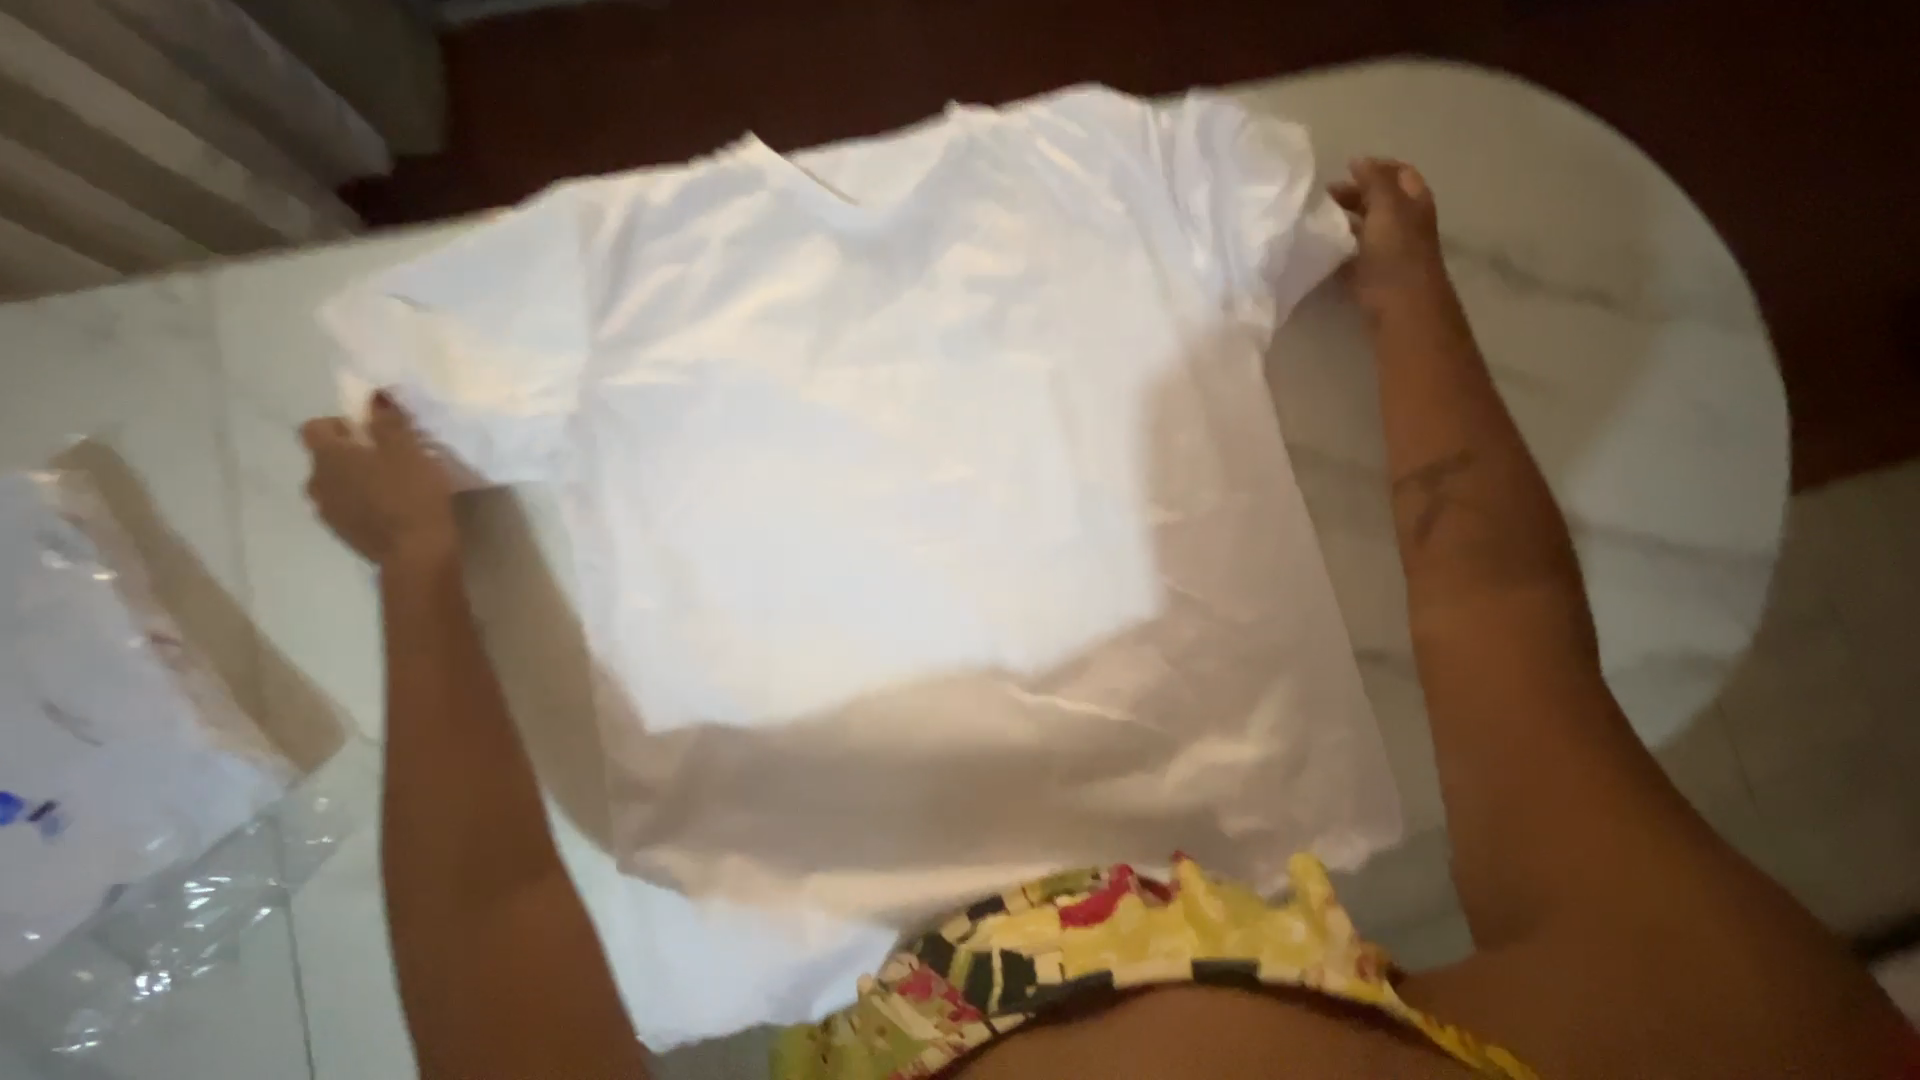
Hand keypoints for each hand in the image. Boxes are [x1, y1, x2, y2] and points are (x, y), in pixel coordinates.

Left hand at [300, 392, 455, 566]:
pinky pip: (346, 509)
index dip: (339, 425)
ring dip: (354, 482)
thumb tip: (375, 396)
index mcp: (328, 456)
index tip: (370, 432)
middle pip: (324, 458)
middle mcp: (316, 481)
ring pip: (335, 485)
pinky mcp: (342, 534)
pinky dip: (362, 506)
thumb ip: (388, 422)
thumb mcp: (408, 451)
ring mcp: (326, 511)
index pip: (314, 427)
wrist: (414, 553)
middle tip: (387, 461)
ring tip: (389, 489)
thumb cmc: (411, 494)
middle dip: (349, 455)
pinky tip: (390, 512)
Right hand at [1329, 158, 1446, 314]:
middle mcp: (1405, 223)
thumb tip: (1359, 160)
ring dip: (1345, 222)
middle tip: (1324, 198)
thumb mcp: (1387, 207)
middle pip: (1380, 200)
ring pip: (1366, 228)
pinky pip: (1354, 256)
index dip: (1375, 167)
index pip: (1399, 173)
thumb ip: (1373, 181)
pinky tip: (1322, 249)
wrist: (1400, 306)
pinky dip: (1339, 249)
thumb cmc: (1397, 253)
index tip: (1345, 170)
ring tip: (1318, 221)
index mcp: (1414, 203)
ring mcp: (1389, 251)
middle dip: (1355, 194)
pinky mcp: (1372, 276)